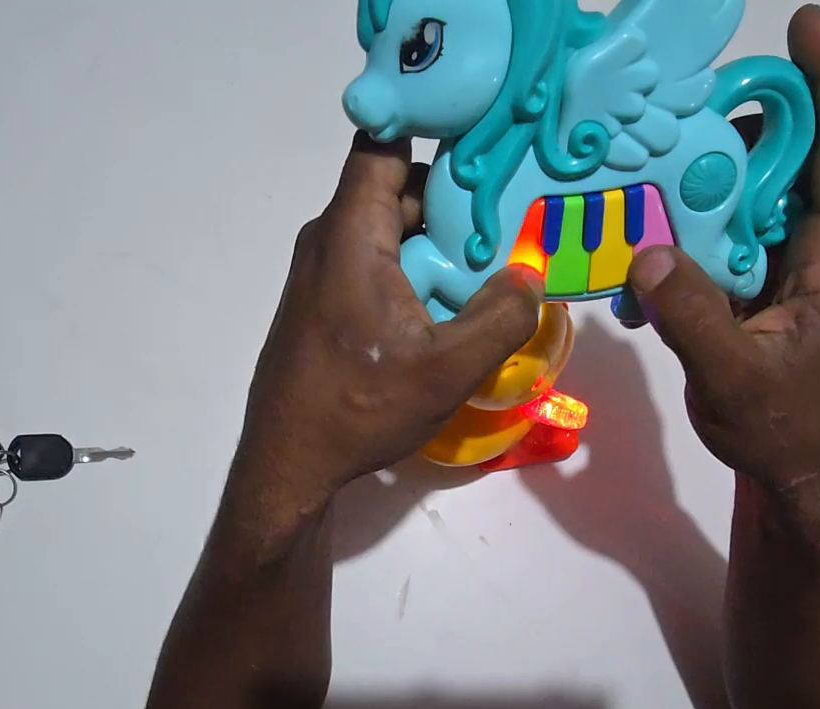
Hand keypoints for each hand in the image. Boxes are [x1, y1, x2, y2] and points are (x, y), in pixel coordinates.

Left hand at [231, 135, 544, 522]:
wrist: (288, 461)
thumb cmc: (359, 410)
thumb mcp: (447, 371)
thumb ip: (501, 318)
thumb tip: (530, 277)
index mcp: (352, 235)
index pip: (388, 144)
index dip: (437, 137)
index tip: (488, 158)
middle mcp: (329, 240)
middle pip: (396, 191)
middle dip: (452, 206)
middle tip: (502, 237)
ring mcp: (321, 274)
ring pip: (388, 233)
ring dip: (434, 249)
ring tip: (480, 282)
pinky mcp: (321, 304)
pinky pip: (373, 266)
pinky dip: (410, 275)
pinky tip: (438, 316)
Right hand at [625, 5, 819, 539]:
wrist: (791, 467)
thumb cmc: (778, 425)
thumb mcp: (731, 374)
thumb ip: (691, 313)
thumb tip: (646, 250)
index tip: (804, 24)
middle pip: (803, 154)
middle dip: (755, 119)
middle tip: (687, 115)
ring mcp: (794, 265)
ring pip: (764, 192)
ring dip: (718, 173)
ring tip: (662, 172)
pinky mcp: (766, 285)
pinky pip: (735, 233)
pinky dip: (701, 221)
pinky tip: (658, 234)